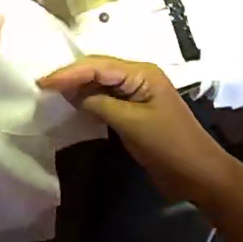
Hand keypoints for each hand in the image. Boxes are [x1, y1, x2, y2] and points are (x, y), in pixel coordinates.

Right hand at [37, 57, 242, 206]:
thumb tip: (71, 93)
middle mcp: (138, 75)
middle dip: (70, 75)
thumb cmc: (169, 146)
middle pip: (97, 68)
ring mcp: (136, 92)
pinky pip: (105, 97)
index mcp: (141, 72)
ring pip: (100, 81)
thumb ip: (99, 104)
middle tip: (42, 84)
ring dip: (77, 85)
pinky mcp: (134, 109)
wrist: (200, 175)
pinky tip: (72, 103)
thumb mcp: (132, 124)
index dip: (69, 72)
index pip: (98, 66)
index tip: (43, 81)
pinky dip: (87, 99)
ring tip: (50, 91)